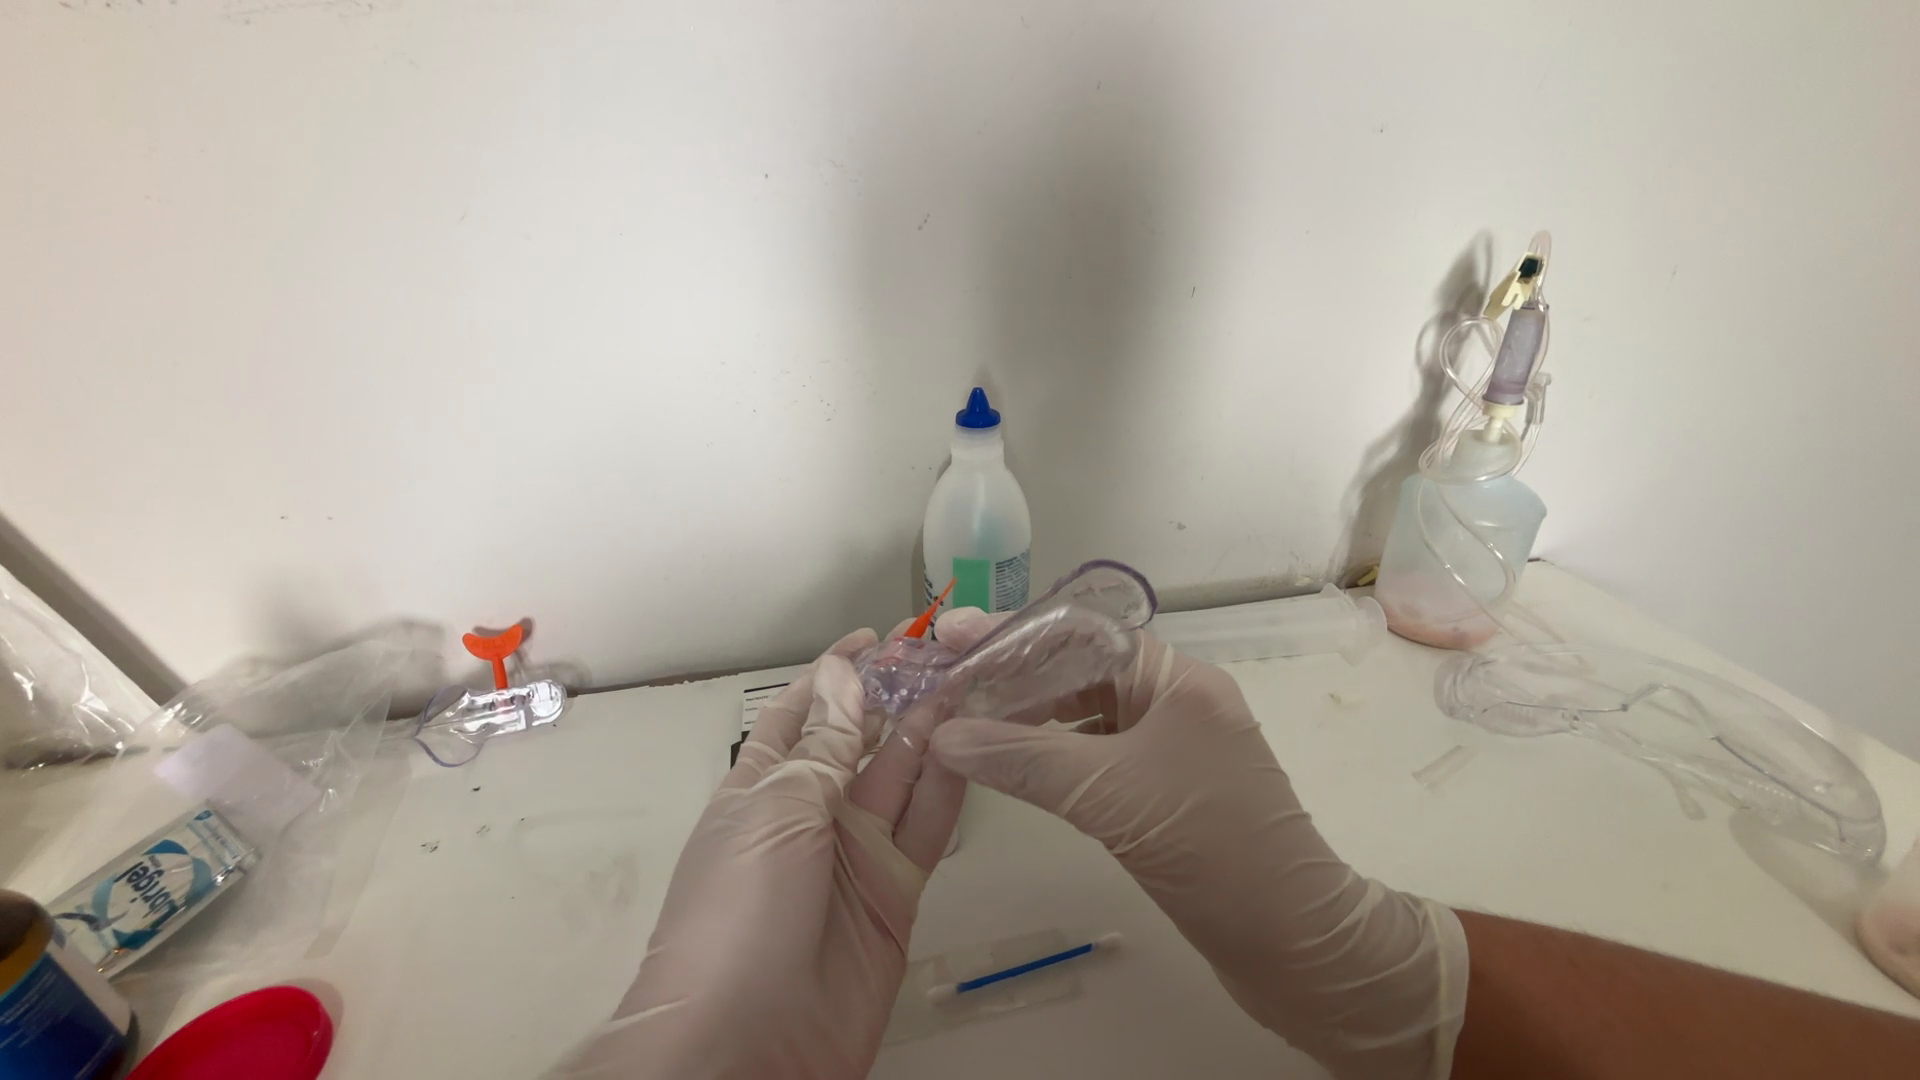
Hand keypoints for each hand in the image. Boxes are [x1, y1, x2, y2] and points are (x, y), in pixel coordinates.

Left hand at [551, 621, 980, 1079]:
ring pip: (900, 774)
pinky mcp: (897, 889)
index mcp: (765, 785)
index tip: (875, 638)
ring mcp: (858, 850)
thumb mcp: (777, 811)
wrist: (746, 1044)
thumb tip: (841, 672)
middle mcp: (814, 810)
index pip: (802, 712)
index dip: (835, 672)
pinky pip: (927, 825)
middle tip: (940, 649)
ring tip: (964, 681)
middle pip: (859, 737)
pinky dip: (948, 784)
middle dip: (892, 692)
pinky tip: (970, 743)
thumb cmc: (741, 908)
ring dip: (928, 728)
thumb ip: (822, 744)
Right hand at [928, 631, 1467, 1079]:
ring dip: (1030, 711)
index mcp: (1174, 678)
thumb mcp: (1109, 795)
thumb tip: (943, 734)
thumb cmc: (1211, 849)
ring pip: (1087, 708)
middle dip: (1014, 672)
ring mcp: (1172, 741)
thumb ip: (1022, 759)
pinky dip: (1054, 749)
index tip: (953, 635)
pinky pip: (1098, 747)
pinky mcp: (1165, 783)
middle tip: (949, 678)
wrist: (1296, 945)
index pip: (1080, 632)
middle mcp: (1174, 697)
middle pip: (1079, 666)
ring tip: (970, 716)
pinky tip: (1017, 759)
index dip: (1012, 632)